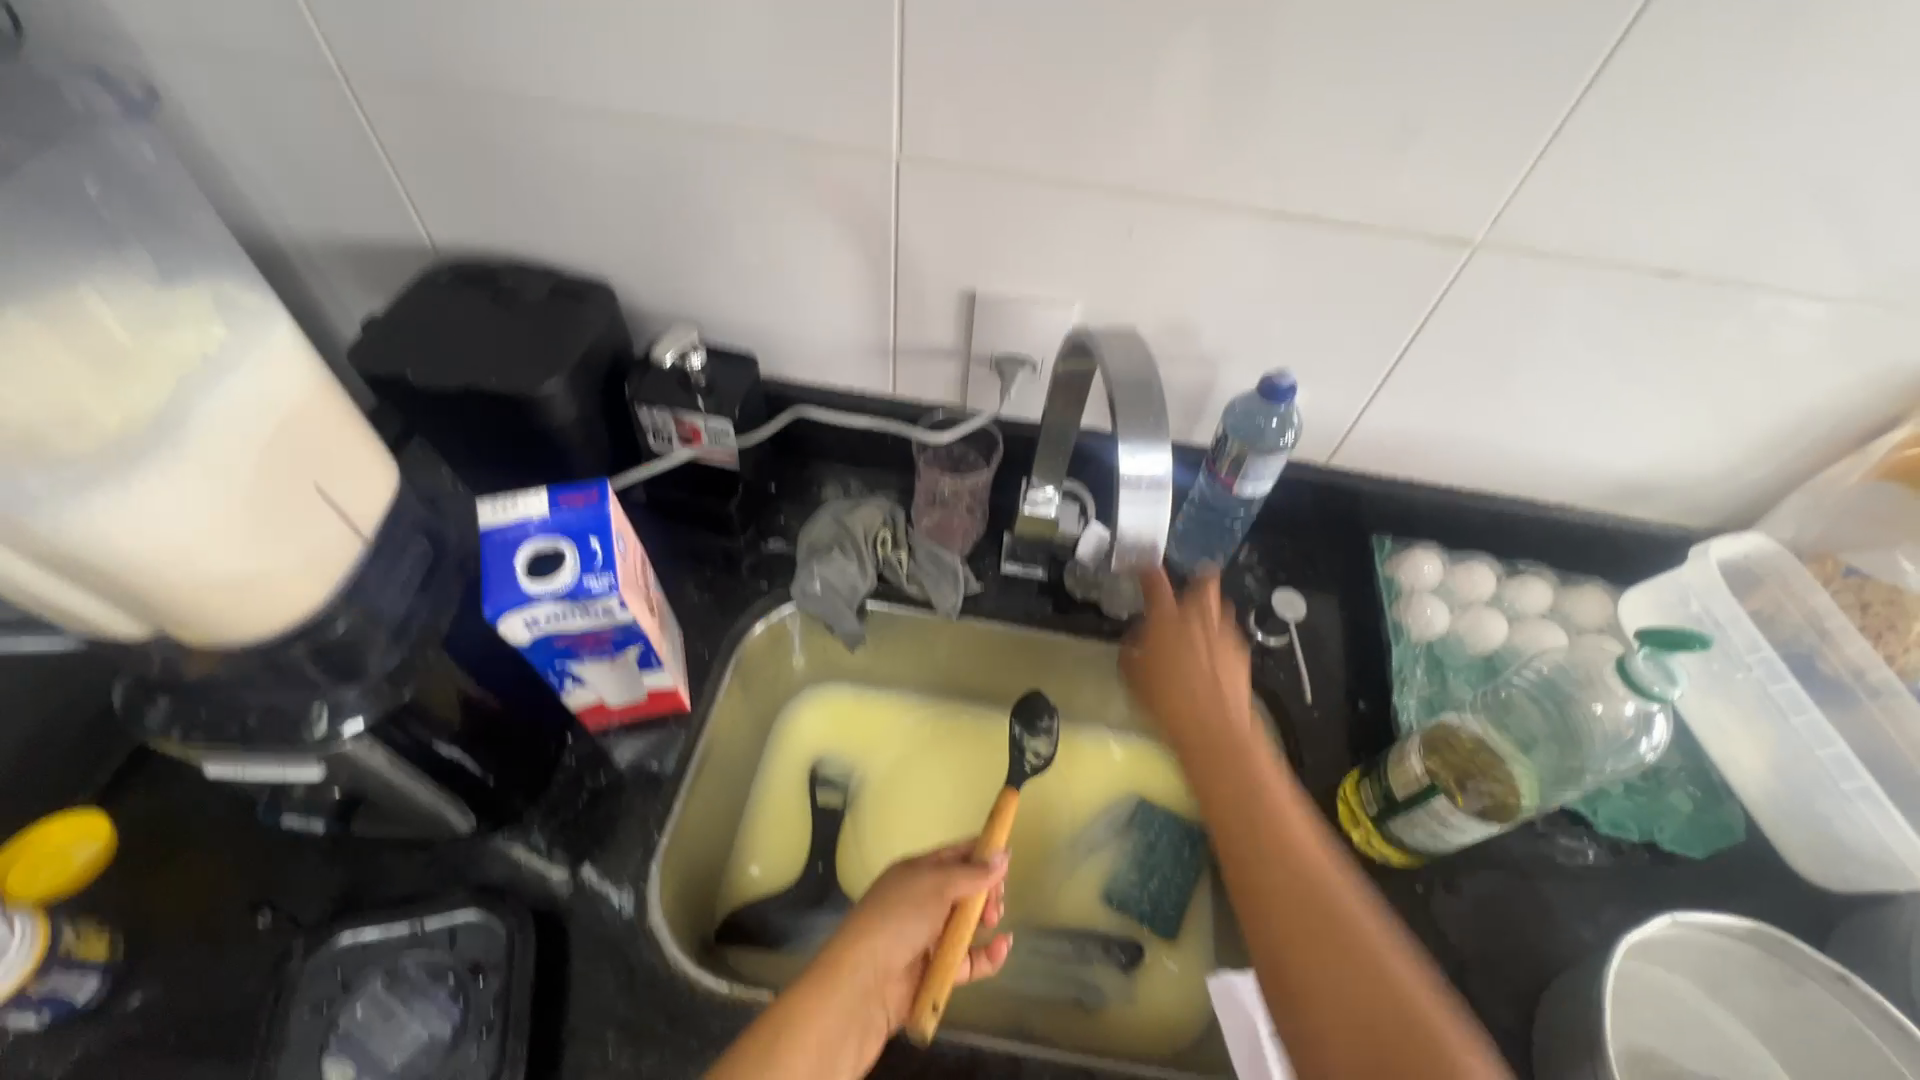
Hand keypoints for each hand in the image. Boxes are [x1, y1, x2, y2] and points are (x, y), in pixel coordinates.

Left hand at [808, 842, 1012, 1046]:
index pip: (955, 855)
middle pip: (966, 890)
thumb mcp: (936, 885)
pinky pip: (969, 960)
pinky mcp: (936, 971)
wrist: (864, 983)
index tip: (1008, 860)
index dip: (981, 855)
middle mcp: (923, 902)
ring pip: (968, 925)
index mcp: (917, 873)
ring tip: (993, 923)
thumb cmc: (898, 919)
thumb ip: (972, 872)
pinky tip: (1002, 947)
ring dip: (987, 921)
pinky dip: (987, 955)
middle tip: (995, 902)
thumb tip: (1003, 854)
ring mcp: (929, 937)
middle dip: (987, 892)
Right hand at [1124, 567, 1255, 750]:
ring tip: (1201, 622)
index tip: (1144, 568)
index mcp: (1166, 618)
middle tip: (1188, 588)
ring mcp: (1225, 632)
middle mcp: (1198, 617)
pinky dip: (1221, 636)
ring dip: (1211, 608)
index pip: (1155, 581)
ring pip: (1221, 606)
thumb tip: (1138, 637)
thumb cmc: (1165, 701)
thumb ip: (1133, 648)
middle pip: (1205, 582)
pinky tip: (1213, 654)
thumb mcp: (1132, 675)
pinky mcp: (1242, 652)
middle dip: (1197, 578)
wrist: (1214, 728)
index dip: (1148, 571)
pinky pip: (1230, 633)